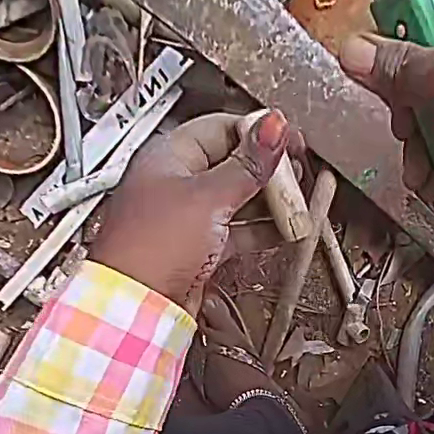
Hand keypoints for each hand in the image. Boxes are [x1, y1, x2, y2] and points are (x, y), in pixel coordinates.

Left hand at [89, 110, 299, 312]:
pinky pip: (234, 232)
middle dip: (267, 170)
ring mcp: (187, 219)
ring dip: (267, 202)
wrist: (137, 305)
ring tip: (295, 203)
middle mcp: (176, 185)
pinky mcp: (197, 250)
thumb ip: (246, 165)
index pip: (221, 128)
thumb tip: (272, 128)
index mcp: (169, 156)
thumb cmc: (152, 248)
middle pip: (231, 165)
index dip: (257, 131)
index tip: (287, 140)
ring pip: (236, 200)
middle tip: (295, 174)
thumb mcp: (208, 197)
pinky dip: (259, 231)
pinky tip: (282, 230)